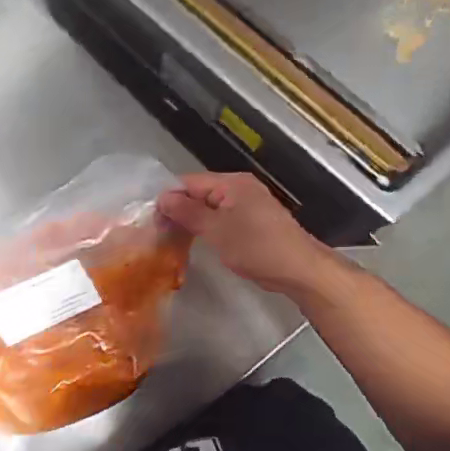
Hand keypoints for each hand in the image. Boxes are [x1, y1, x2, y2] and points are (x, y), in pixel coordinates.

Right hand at [158, 173, 332, 294]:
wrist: (296, 268)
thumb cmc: (256, 247)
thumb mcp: (216, 230)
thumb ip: (188, 212)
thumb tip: (162, 198)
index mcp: (231, 183)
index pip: (189, 182)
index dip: (169, 199)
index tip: (153, 222)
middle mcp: (239, 188)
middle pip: (198, 193)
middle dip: (178, 211)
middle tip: (159, 234)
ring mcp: (246, 205)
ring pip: (208, 207)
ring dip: (190, 221)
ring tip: (172, 240)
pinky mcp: (250, 223)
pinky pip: (220, 219)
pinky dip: (206, 228)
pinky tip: (195, 243)